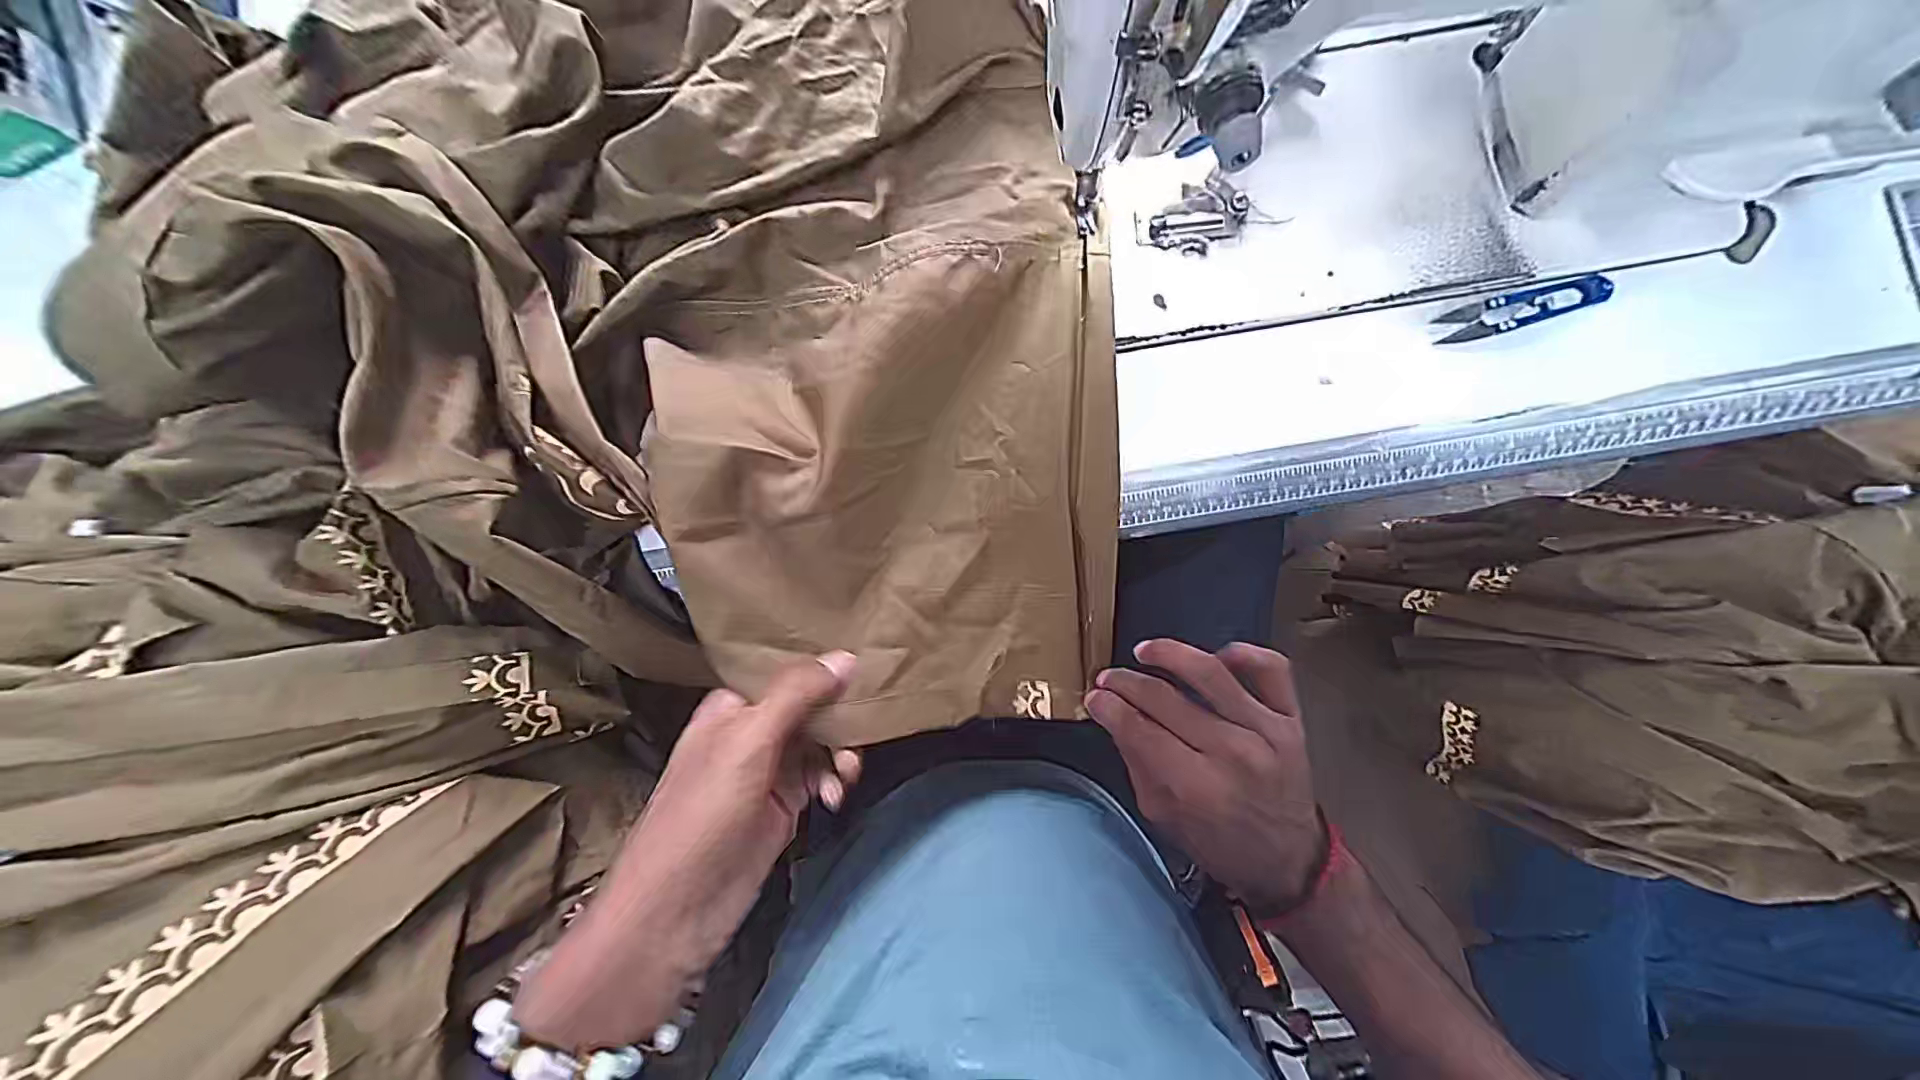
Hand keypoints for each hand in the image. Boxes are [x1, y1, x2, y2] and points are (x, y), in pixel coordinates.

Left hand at [516, 652, 861, 1049]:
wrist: (678, 910)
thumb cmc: (704, 813)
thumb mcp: (749, 741)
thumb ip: (797, 695)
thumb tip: (848, 657)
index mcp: (734, 705)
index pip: (788, 671)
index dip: (824, 668)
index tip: (863, 669)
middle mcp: (753, 730)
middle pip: (812, 705)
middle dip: (840, 716)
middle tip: (862, 731)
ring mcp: (770, 768)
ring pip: (822, 741)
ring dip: (842, 752)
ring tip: (847, 773)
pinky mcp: (785, 802)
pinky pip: (823, 776)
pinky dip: (835, 781)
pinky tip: (835, 797)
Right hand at [1085, 639, 1324, 914]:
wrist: (1289, 860)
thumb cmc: (1222, 844)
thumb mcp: (1164, 816)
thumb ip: (1137, 763)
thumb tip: (1112, 715)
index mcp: (1198, 788)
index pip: (1139, 729)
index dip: (1108, 707)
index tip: (1095, 697)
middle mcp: (1233, 753)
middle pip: (1164, 698)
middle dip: (1125, 682)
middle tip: (1109, 679)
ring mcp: (1267, 732)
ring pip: (1210, 672)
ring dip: (1169, 654)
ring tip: (1146, 652)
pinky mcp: (1292, 718)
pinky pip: (1270, 668)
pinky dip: (1242, 654)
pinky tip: (1216, 658)